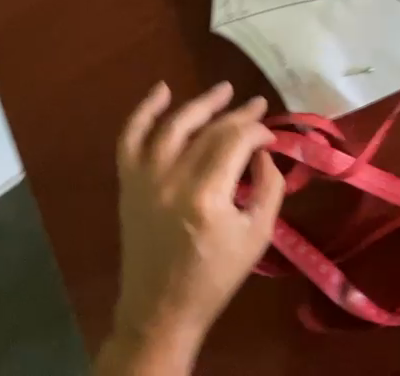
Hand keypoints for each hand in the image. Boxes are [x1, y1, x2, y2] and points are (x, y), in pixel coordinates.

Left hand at [103, 82, 283, 372]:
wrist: (161, 310)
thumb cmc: (214, 276)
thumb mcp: (258, 236)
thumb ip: (269, 187)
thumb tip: (262, 151)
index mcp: (208, 196)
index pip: (236, 141)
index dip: (257, 131)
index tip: (271, 136)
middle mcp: (173, 180)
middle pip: (210, 131)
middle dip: (238, 115)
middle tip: (258, 105)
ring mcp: (145, 180)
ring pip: (173, 126)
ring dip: (200, 104)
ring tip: (224, 90)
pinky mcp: (128, 184)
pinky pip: (130, 139)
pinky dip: (144, 111)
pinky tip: (162, 91)